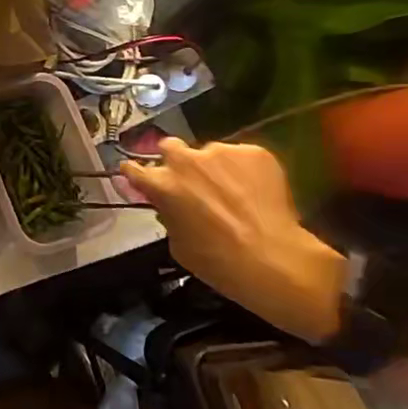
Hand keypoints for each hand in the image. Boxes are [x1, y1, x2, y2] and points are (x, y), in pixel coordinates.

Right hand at [121, 138, 346, 343]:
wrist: (274, 260)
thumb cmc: (218, 262)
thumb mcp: (178, 244)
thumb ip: (168, 214)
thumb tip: (170, 205)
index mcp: (162, 184)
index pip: (133, 168)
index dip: (135, 173)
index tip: (137, 176)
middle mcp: (186, 161)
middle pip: (169, 146)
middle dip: (175, 160)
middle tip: (190, 181)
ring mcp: (221, 152)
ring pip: (211, 154)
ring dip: (215, 168)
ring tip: (234, 193)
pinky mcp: (254, 152)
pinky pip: (242, 157)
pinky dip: (245, 170)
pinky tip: (256, 193)